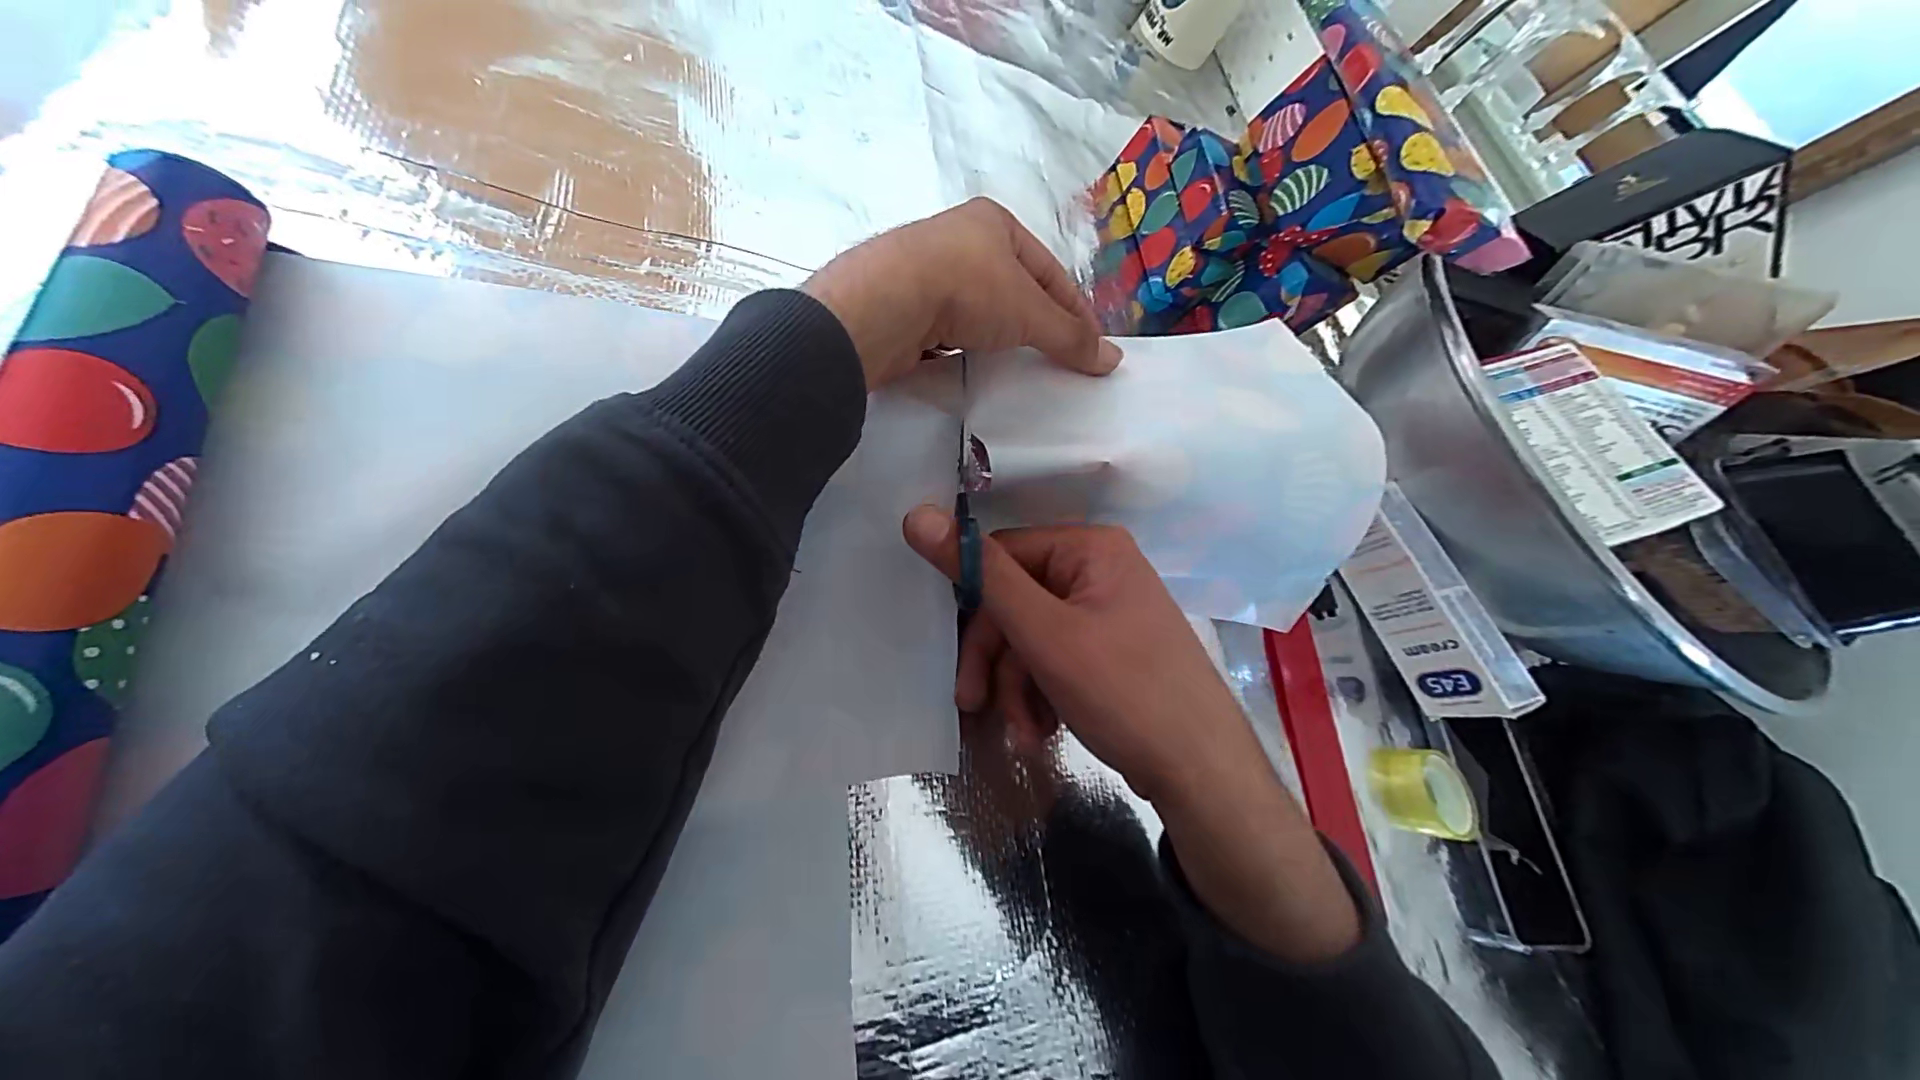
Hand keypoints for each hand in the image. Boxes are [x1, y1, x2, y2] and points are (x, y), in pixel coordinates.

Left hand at [802, 198, 1122, 389]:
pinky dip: (966, 349)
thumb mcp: (1030, 311)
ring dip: (999, 336)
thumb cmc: (968, 288)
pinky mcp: (902, 306)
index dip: (1076, 311)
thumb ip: (1069, 336)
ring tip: (1018, 367)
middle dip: (1037, 323)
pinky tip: (974, 368)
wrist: (885, 303)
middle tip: (1057, 359)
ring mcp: (925, 272)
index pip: (1050, 272)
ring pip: (978, 310)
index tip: (1093, 348)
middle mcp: (959, 240)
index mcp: (994, 223)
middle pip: (1013, 289)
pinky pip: (947, 330)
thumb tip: (1111, 360)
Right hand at [901, 508, 1361, 961]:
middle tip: (973, 704)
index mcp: (1089, 548)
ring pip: (1031, 638)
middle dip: (995, 660)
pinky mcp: (1110, 651)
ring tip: (1025, 732)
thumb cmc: (1122, 691)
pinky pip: (1055, 659)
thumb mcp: (1043, 633)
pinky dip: (1040, 694)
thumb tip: (917, 514)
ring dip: (1016, 687)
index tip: (951, 655)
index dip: (973, 604)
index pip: (1002, 556)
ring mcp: (1107, 612)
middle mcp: (1099, 570)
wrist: (1201, 771)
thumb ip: (981, 575)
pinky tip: (1042, 730)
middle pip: (1015, 602)